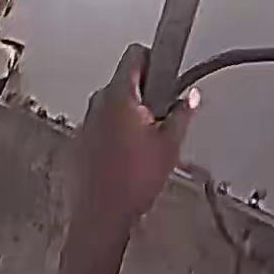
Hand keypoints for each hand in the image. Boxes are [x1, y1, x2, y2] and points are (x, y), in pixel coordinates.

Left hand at [71, 44, 200, 237]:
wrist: (102, 218)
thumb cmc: (134, 179)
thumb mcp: (169, 143)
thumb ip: (182, 113)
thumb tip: (191, 97)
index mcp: (120, 94)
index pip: (134, 54)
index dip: (153, 58)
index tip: (165, 71)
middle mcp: (99, 101)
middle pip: (125, 77)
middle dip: (145, 89)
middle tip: (161, 109)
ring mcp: (87, 120)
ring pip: (114, 100)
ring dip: (130, 108)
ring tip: (147, 134)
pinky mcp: (82, 139)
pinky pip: (103, 119)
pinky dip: (117, 126)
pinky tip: (130, 150)